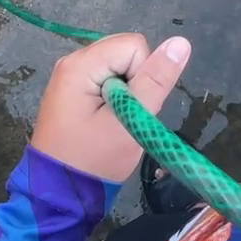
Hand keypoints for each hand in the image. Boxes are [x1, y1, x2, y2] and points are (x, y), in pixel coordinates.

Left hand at [30, 33, 191, 181]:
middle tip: (126, 116)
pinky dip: (118, 96)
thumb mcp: (130, 121)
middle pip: (126, 51)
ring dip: (129, 91)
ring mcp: (71, 75)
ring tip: (117, 121)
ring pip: (121, 65)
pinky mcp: (73, 89)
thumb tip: (181, 41)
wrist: (58, 199)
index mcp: (80, 64)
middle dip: (137, 82)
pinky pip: (109, 77)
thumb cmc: (94, 161)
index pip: (135, 46)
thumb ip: (155, 80)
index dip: (144, 76)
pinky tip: (109, 120)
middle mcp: (73, 61)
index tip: (132, 108)